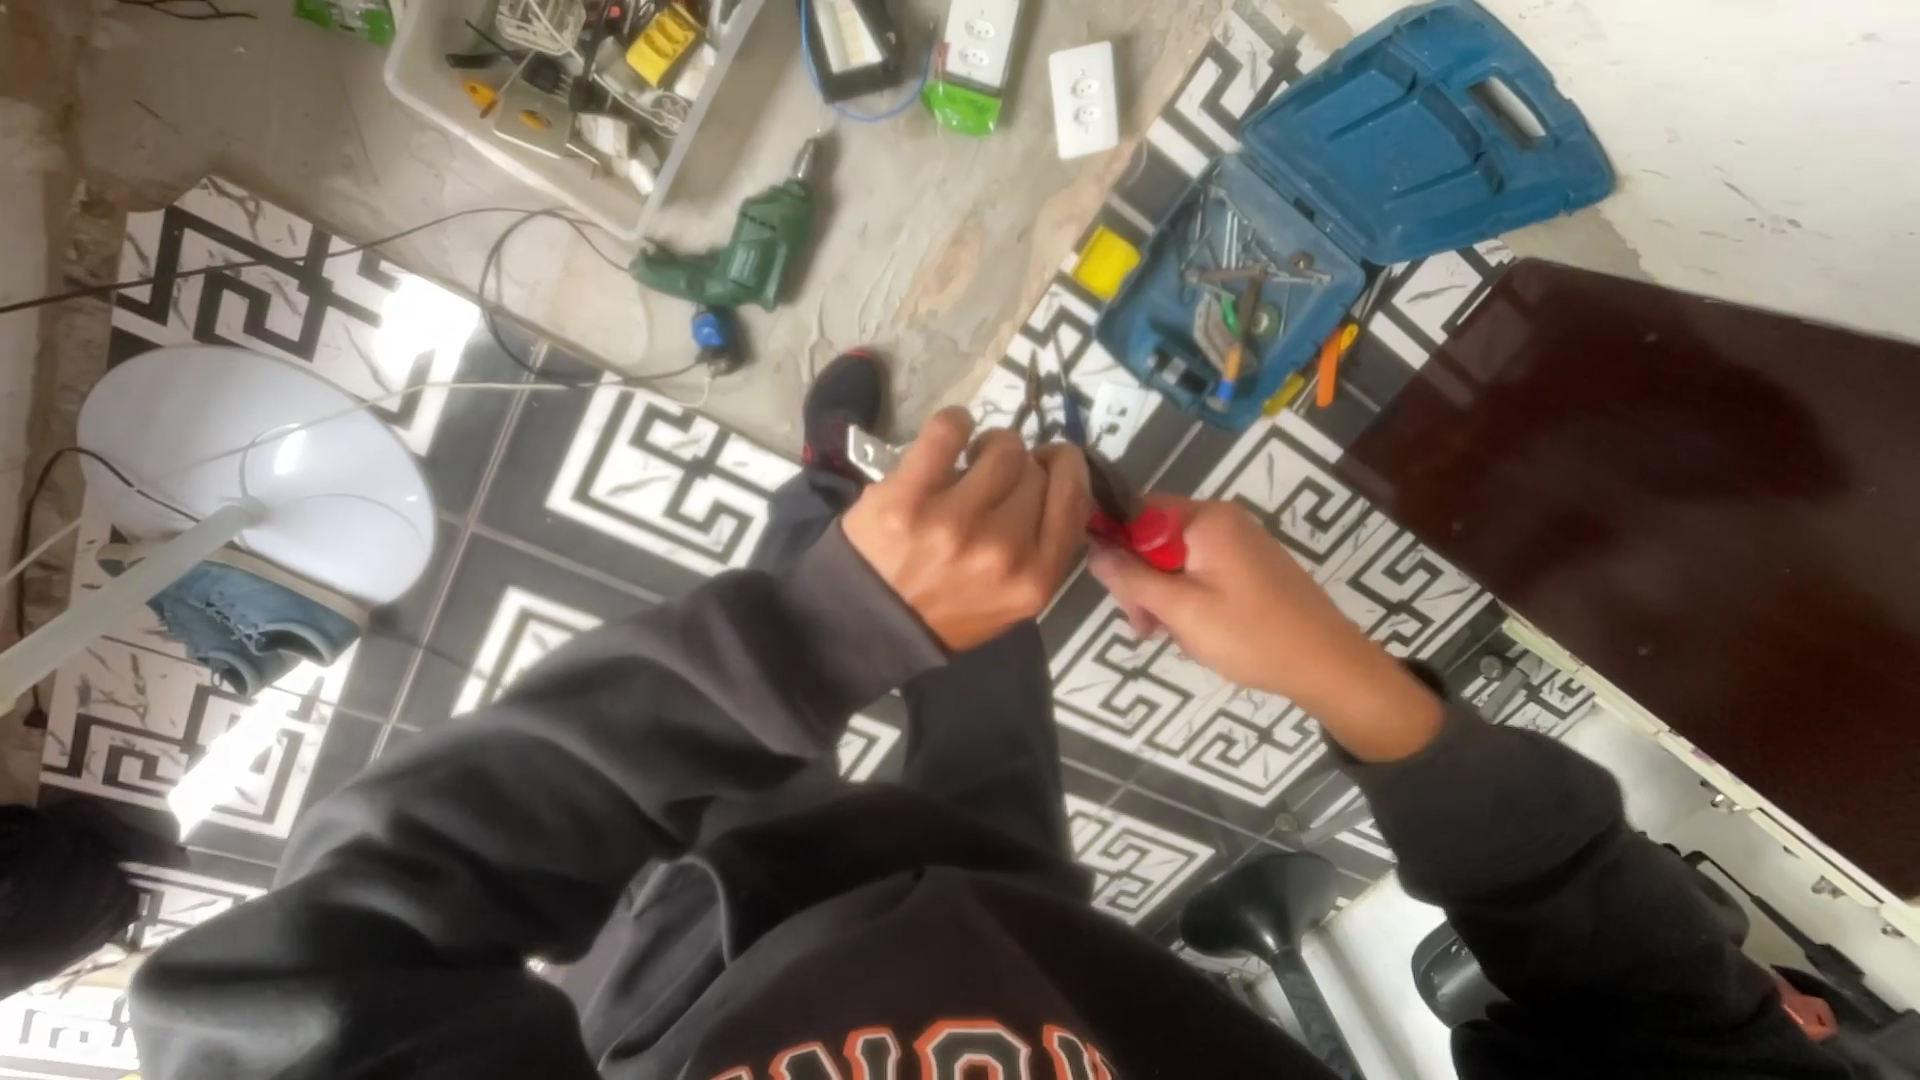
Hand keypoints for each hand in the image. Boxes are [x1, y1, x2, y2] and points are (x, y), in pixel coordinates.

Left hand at [843, 407, 1092, 651]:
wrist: (869, 625)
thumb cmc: (945, 611)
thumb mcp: (1012, 600)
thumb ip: (1042, 548)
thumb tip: (1051, 475)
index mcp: (1035, 578)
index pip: (1074, 498)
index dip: (1067, 467)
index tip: (1050, 461)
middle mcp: (1003, 550)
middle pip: (1034, 471)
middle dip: (1020, 464)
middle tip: (993, 476)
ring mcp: (954, 523)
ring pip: (1002, 448)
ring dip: (989, 444)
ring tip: (969, 461)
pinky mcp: (908, 498)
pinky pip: (948, 432)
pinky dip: (955, 422)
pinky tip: (951, 435)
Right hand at [1086, 497, 1443, 761]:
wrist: (1327, 665)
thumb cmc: (1251, 636)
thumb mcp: (1181, 610)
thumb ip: (1131, 578)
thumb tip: (1092, 550)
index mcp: (1206, 518)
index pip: (1137, 510)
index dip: (1114, 544)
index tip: (1111, 587)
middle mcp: (1222, 518)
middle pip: (1154, 535)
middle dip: (1139, 578)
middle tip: (1143, 626)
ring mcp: (1238, 541)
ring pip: (1174, 557)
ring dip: (1160, 593)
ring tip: (1167, 634)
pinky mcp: (1248, 564)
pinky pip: (1199, 568)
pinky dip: (1185, 595)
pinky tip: (1190, 628)